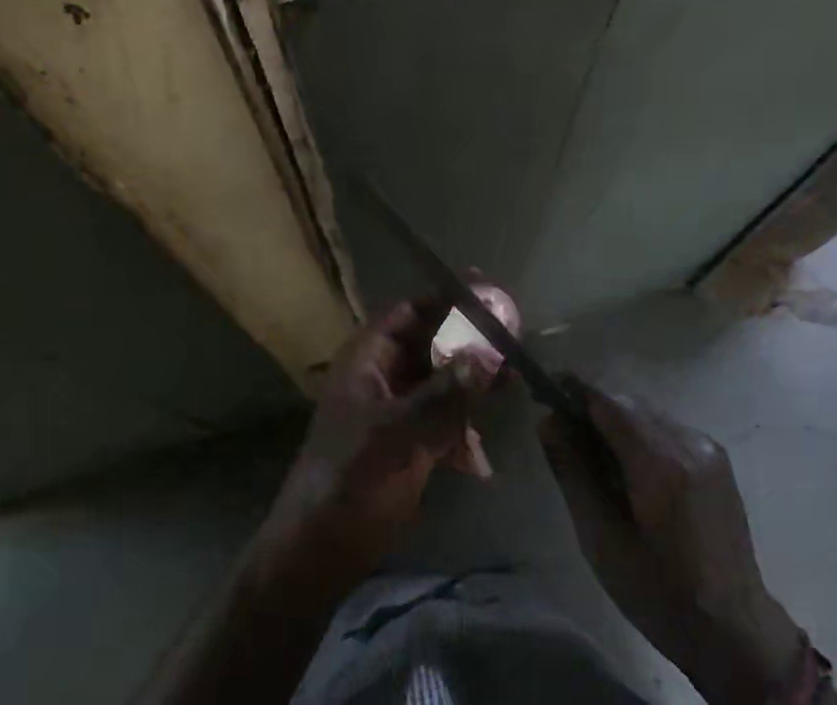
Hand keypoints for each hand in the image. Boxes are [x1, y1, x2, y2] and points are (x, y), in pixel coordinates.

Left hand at [259, 299, 495, 584]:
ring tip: (513, 383)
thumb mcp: (396, 432)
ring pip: (445, 382)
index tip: (487, 291)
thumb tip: (487, 353)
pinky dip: (463, 436)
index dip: (446, 299)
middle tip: (512, 338)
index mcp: (368, 359)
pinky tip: (478, 464)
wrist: (323, 545)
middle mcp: (384, 376)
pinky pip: (447, 422)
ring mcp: (399, 410)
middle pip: (433, 344)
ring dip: (474, 387)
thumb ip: (443, 394)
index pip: (411, 312)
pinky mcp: (412, 443)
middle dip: (470, 343)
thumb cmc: (349, 476)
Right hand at [540, 381, 804, 704]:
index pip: (608, 402)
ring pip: (648, 413)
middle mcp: (688, 443)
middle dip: (594, 408)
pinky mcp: (717, 459)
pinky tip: (631, 469)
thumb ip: (572, 471)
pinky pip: (667, 429)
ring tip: (596, 456)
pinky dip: (641, 435)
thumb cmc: (657, 589)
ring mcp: (708, 449)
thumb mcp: (600, 536)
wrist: (733, 628)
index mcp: (660, 464)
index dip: (573, 390)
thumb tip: (547, 420)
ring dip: (617, 421)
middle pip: (628, 402)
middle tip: (564, 434)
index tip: (544, 390)